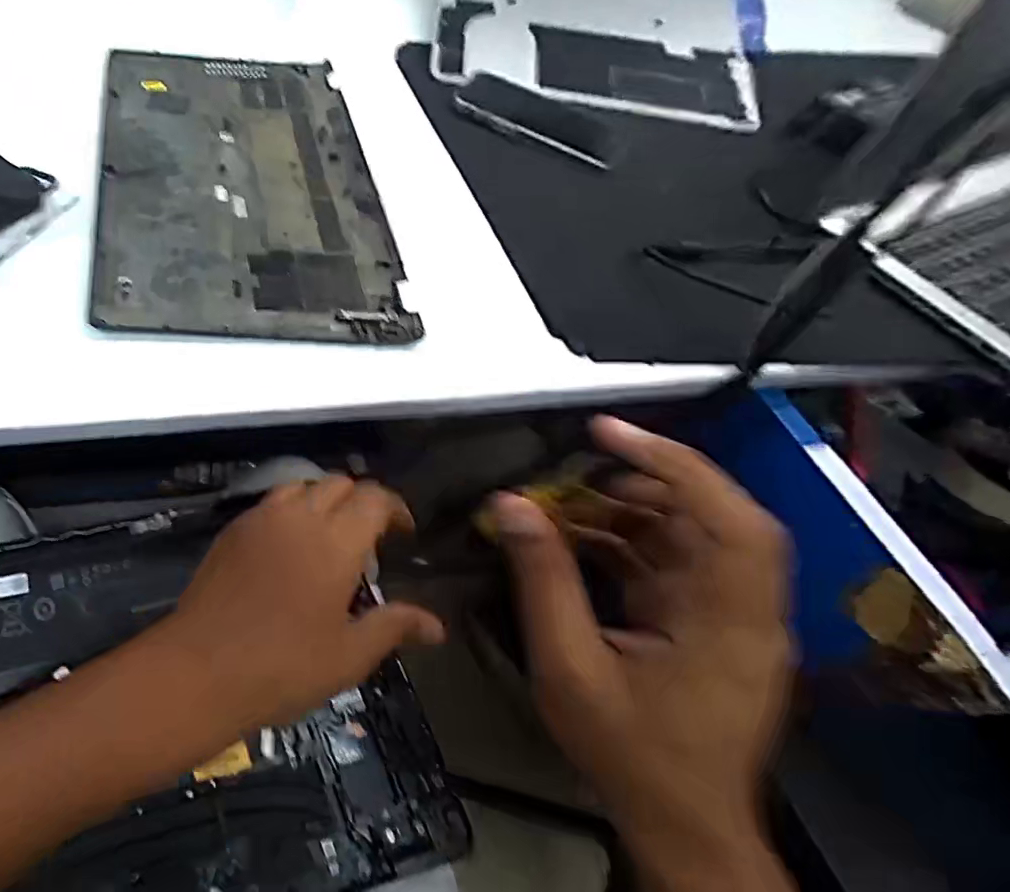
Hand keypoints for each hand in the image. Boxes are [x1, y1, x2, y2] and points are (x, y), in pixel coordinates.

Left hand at [156, 476, 445, 731]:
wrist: (202, 663)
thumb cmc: (283, 664)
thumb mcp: (349, 654)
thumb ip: (392, 626)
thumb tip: (436, 624)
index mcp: (333, 541)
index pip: (372, 498)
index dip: (394, 508)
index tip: (403, 534)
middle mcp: (295, 517)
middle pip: (336, 484)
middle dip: (359, 501)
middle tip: (369, 541)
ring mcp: (257, 519)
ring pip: (298, 486)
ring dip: (320, 500)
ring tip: (328, 539)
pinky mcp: (230, 530)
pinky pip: (267, 503)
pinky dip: (288, 510)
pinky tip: (289, 547)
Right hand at [487, 416, 794, 891]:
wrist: (679, 819)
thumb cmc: (627, 748)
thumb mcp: (567, 661)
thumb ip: (541, 578)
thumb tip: (510, 505)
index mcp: (726, 622)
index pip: (730, 522)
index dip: (676, 466)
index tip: (608, 433)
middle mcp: (741, 611)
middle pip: (707, 520)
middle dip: (634, 485)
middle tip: (563, 476)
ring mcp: (724, 619)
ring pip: (682, 538)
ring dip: (617, 513)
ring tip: (551, 508)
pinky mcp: (703, 627)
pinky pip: (664, 564)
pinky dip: (615, 544)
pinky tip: (564, 543)